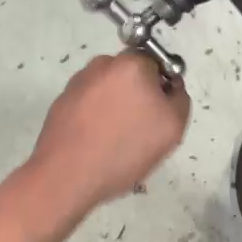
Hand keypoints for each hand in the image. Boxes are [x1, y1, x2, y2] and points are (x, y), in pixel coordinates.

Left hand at [27, 53, 190, 212]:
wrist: (65, 178)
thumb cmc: (124, 150)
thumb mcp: (172, 128)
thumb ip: (179, 98)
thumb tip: (170, 86)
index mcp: (131, 63)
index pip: (157, 66)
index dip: (161, 91)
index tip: (157, 117)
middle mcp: (102, 64)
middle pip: (131, 77)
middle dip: (138, 98)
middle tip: (138, 132)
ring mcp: (78, 82)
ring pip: (109, 90)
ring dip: (115, 107)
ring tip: (114, 142)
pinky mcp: (61, 101)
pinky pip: (88, 105)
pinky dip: (94, 118)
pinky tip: (95, 144)